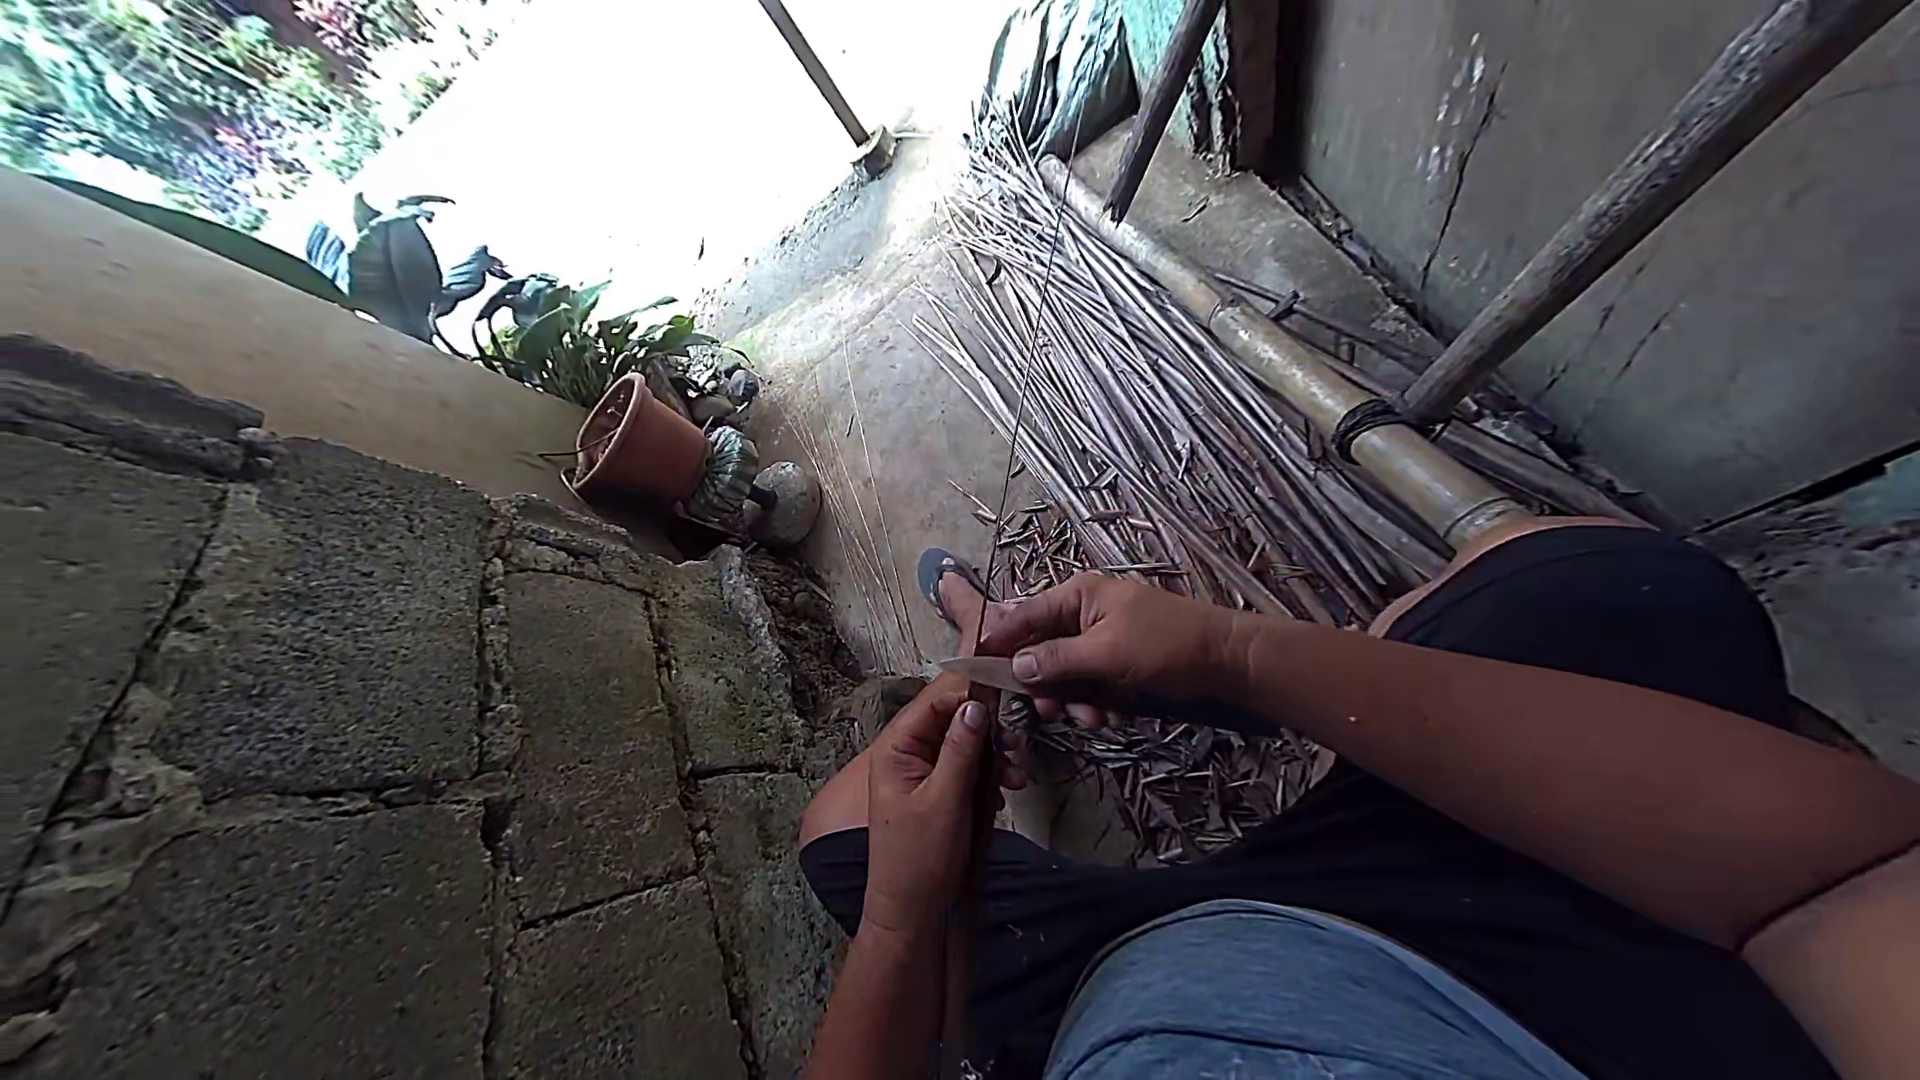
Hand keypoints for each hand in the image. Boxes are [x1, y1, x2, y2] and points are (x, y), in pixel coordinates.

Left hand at [862, 674, 993, 939]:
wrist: (912, 914)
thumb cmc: (920, 859)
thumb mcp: (945, 800)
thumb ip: (960, 749)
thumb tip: (977, 704)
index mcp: (896, 746)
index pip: (933, 700)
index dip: (969, 692)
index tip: (1006, 696)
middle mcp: (907, 751)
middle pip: (951, 718)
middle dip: (986, 727)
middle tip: (1015, 745)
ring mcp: (922, 769)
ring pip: (963, 741)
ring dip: (992, 753)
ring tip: (1016, 775)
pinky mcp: (937, 787)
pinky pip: (965, 765)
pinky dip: (987, 772)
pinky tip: (1004, 790)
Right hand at [979, 573, 1248, 727]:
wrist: (1228, 661)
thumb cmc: (1166, 644)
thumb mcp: (1107, 652)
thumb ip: (1057, 659)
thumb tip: (1014, 665)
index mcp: (1077, 596)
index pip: (1024, 616)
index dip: (998, 641)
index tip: (975, 665)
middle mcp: (1082, 614)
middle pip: (1041, 650)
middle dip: (1047, 684)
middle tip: (1052, 710)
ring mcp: (1098, 639)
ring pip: (1064, 673)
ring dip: (1074, 698)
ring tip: (1097, 716)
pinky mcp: (1114, 662)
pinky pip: (1088, 683)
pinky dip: (1096, 700)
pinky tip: (1114, 712)